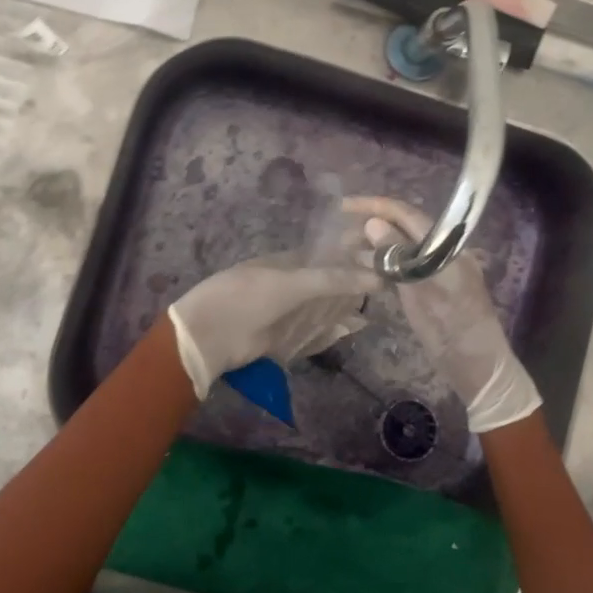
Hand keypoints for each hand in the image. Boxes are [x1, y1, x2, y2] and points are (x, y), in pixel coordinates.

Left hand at [167, 256, 382, 399]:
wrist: (209, 337)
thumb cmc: (247, 299)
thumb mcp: (293, 284)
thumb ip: (333, 279)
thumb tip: (377, 277)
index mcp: (284, 261)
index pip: (324, 255)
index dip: (349, 257)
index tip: (380, 262)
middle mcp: (285, 283)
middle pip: (323, 283)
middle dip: (349, 285)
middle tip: (383, 288)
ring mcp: (282, 311)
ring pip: (319, 308)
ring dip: (342, 309)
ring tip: (373, 311)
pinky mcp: (280, 336)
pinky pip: (310, 331)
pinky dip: (329, 331)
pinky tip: (351, 330)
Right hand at [344, 196, 541, 432]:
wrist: (479, 368)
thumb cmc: (455, 329)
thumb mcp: (424, 291)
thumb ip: (400, 256)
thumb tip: (373, 223)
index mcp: (447, 248)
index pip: (407, 215)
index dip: (375, 206)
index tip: (344, 206)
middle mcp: (441, 253)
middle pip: (402, 228)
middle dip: (371, 226)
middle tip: (339, 235)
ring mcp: (435, 272)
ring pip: (400, 249)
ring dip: (373, 247)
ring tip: (345, 252)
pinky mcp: (429, 290)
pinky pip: (402, 268)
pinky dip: (382, 266)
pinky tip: (363, 271)